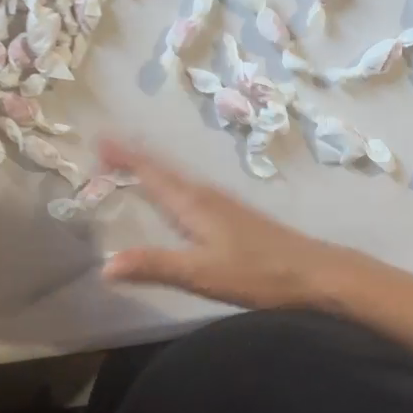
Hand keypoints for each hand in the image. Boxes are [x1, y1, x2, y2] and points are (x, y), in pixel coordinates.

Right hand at [99, 138, 354, 309]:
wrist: (315, 273)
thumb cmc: (258, 273)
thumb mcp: (201, 273)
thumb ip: (154, 266)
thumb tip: (104, 264)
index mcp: (193, 204)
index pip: (151, 173)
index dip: (125, 156)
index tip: (98, 138)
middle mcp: (206, 196)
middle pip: (163, 169)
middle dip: (133, 157)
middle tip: (104, 147)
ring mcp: (223, 204)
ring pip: (178, 177)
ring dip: (152, 168)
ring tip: (130, 162)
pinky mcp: (235, 215)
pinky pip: (191, 189)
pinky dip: (171, 183)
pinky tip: (175, 194)